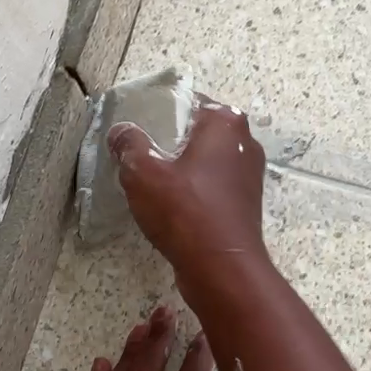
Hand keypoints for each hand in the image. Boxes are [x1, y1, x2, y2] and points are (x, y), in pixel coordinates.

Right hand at [108, 99, 268, 282]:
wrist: (222, 268)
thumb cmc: (184, 211)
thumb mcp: (142, 172)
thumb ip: (129, 145)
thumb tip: (121, 132)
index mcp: (225, 122)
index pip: (188, 102)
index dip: (160, 113)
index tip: (137, 129)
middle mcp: (245, 142)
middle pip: (198, 132)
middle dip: (170, 142)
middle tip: (140, 156)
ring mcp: (249, 174)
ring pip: (206, 161)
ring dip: (182, 169)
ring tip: (152, 182)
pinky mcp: (246, 202)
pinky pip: (213, 186)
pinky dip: (194, 191)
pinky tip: (171, 205)